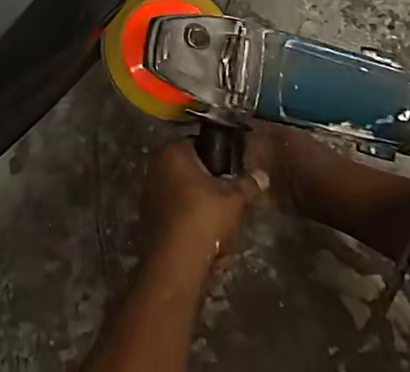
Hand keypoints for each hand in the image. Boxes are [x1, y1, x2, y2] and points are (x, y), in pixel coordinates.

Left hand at [138, 138, 265, 266]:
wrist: (174, 262)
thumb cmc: (204, 217)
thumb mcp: (235, 199)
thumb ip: (248, 184)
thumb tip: (262, 176)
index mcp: (173, 153)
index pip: (198, 147)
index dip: (217, 162)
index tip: (230, 178)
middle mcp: (156, 168)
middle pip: (191, 175)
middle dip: (209, 193)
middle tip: (226, 209)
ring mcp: (148, 195)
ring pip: (184, 200)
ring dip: (201, 214)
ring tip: (219, 236)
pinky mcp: (147, 221)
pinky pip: (174, 219)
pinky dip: (188, 229)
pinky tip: (203, 247)